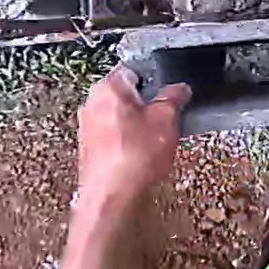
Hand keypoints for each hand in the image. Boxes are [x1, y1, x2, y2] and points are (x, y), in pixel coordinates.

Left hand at [74, 66, 190, 218]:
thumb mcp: (167, 118)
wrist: (113, 198)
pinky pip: (117, 136)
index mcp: (107, 87)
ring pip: (123, 116)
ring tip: (160, 139)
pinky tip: (146, 155)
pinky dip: (132, 141)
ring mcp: (89, 128)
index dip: (157, 79)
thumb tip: (180, 89)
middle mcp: (92, 103)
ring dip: (142, 124)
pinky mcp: (92, 150)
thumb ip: (174, 97)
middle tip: (170, 117)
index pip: (135, 70)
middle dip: (150, 104)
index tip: (173, 91)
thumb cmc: (135, 155)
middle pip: (129, 94)